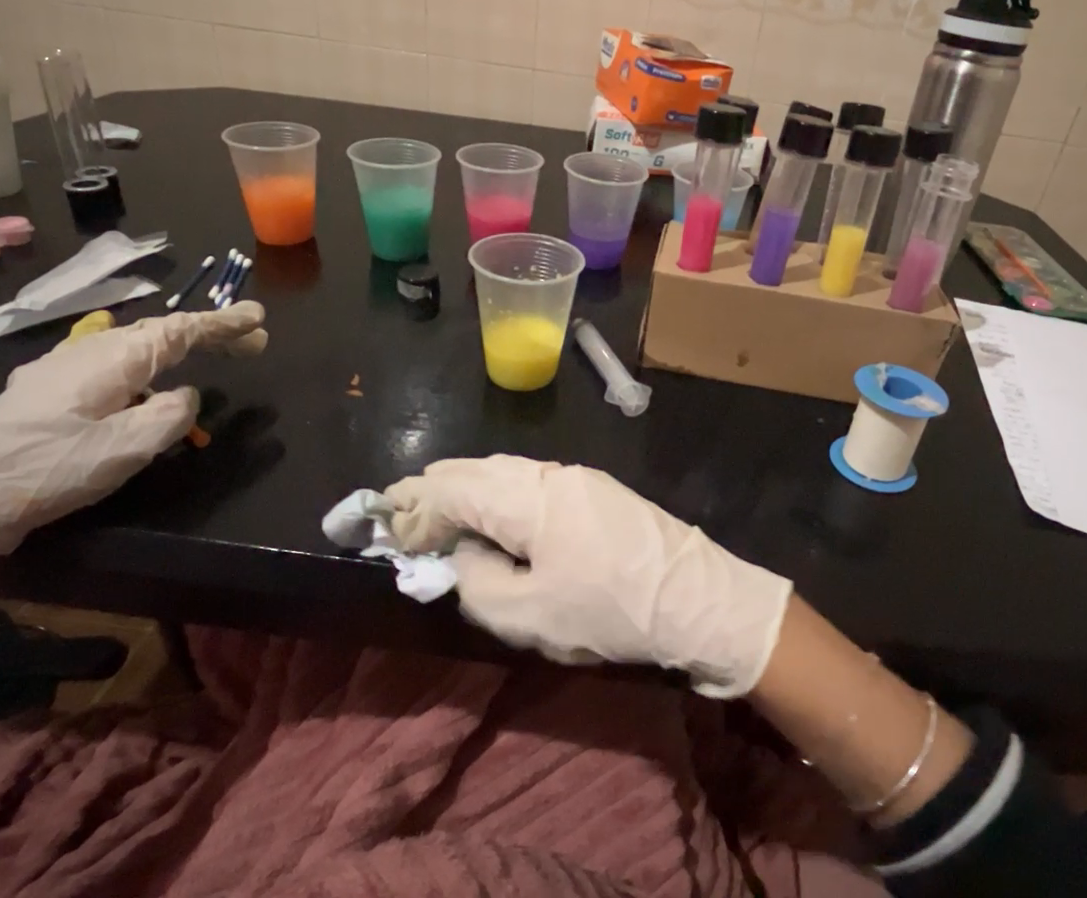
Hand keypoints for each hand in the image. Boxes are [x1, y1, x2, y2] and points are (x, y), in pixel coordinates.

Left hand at [0, 301, 267, 554]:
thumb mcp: (125, 450)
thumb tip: (184, 394)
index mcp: (112, 361)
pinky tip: (149, 386)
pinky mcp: (48, 389)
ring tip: (210, 360)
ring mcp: (63, 368)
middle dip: (208, 333)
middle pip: (159, 333)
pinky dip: (147, 364)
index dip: (222, 323)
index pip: (180, 331)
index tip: (259, 319)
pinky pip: (113, 363)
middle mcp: (88, 352)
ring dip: (178, 349)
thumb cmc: (48, 471)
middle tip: (252, 344)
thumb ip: (169, 415)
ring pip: (135, 347)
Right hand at [383, 455, 791, 697]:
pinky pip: (532, 484)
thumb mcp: (529, 617)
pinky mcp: (599, 494)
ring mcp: (579, 479)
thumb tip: (463, 555)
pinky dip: (500, 497)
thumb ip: (477, 583)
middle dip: (435, 492)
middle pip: (475, 470)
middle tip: (403, 517)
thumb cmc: (611, 612)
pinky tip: (496, 518)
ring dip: (468, 492)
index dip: (412, 507)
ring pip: (504, 473)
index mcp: (527, 497)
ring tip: (442, 516)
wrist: (701, 602)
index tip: (384, 528)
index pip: (450, 487)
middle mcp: (549, 474)